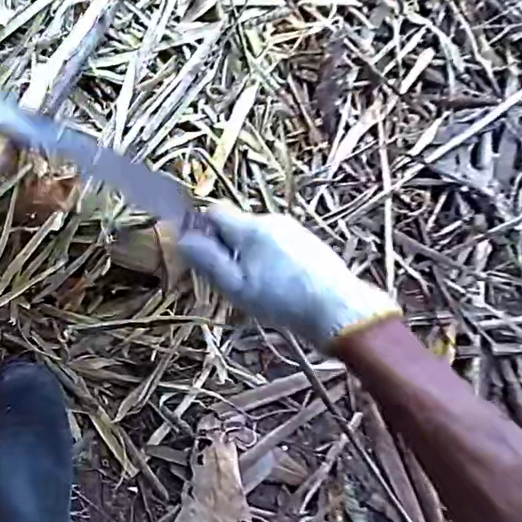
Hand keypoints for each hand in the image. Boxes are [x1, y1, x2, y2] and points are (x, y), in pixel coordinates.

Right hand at [177, 204, 400, 349]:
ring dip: (246, 255)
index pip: (213, 210)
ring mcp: (294, 230)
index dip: (201, 228)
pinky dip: (267, 259)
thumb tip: (181, 238)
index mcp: (250, 227)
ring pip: (255, 236)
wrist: (340, 310)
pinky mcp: (309, 243)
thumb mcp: (234, 284)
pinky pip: (275, 244)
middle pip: (235, 225)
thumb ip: (206, 258)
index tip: (201, 253)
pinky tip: (276, 286)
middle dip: (225, 246)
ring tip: (254, 287)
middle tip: (228, 279)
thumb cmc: (281, 300)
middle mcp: (273, 220)